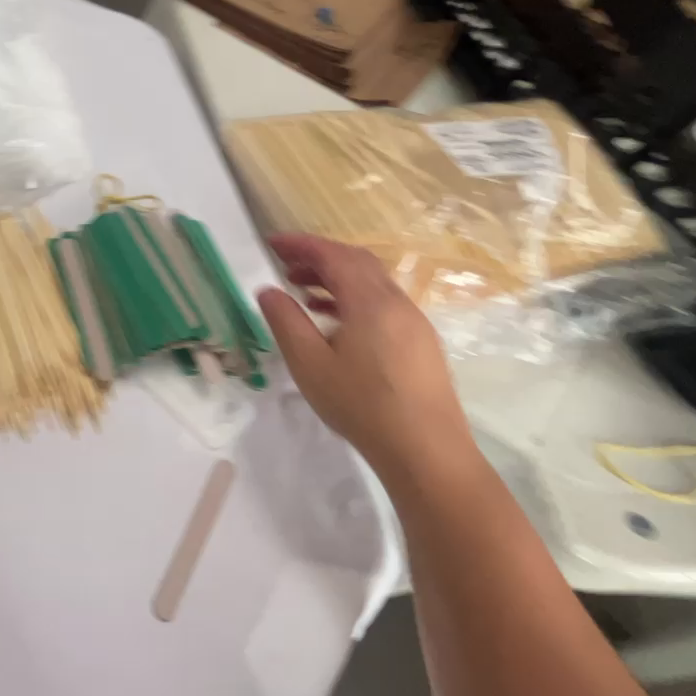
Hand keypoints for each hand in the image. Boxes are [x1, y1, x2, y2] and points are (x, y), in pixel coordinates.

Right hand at [255, 233, 472, 480]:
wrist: (426, 452)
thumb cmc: (361, 405)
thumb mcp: (309, 363)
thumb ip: (285, 320)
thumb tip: (269, 290)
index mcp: (371, 303)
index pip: (335, 256)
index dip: (301, 244)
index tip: (271, 243)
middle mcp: (398, 304)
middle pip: (358, 262)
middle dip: (319, 256)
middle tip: (283, 263)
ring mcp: (414, 324)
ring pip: (372, 283)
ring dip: (335, 277)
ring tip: (301, 291)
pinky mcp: (419, 343)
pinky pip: (382, 303)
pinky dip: (352, 297)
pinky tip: (333, 320)